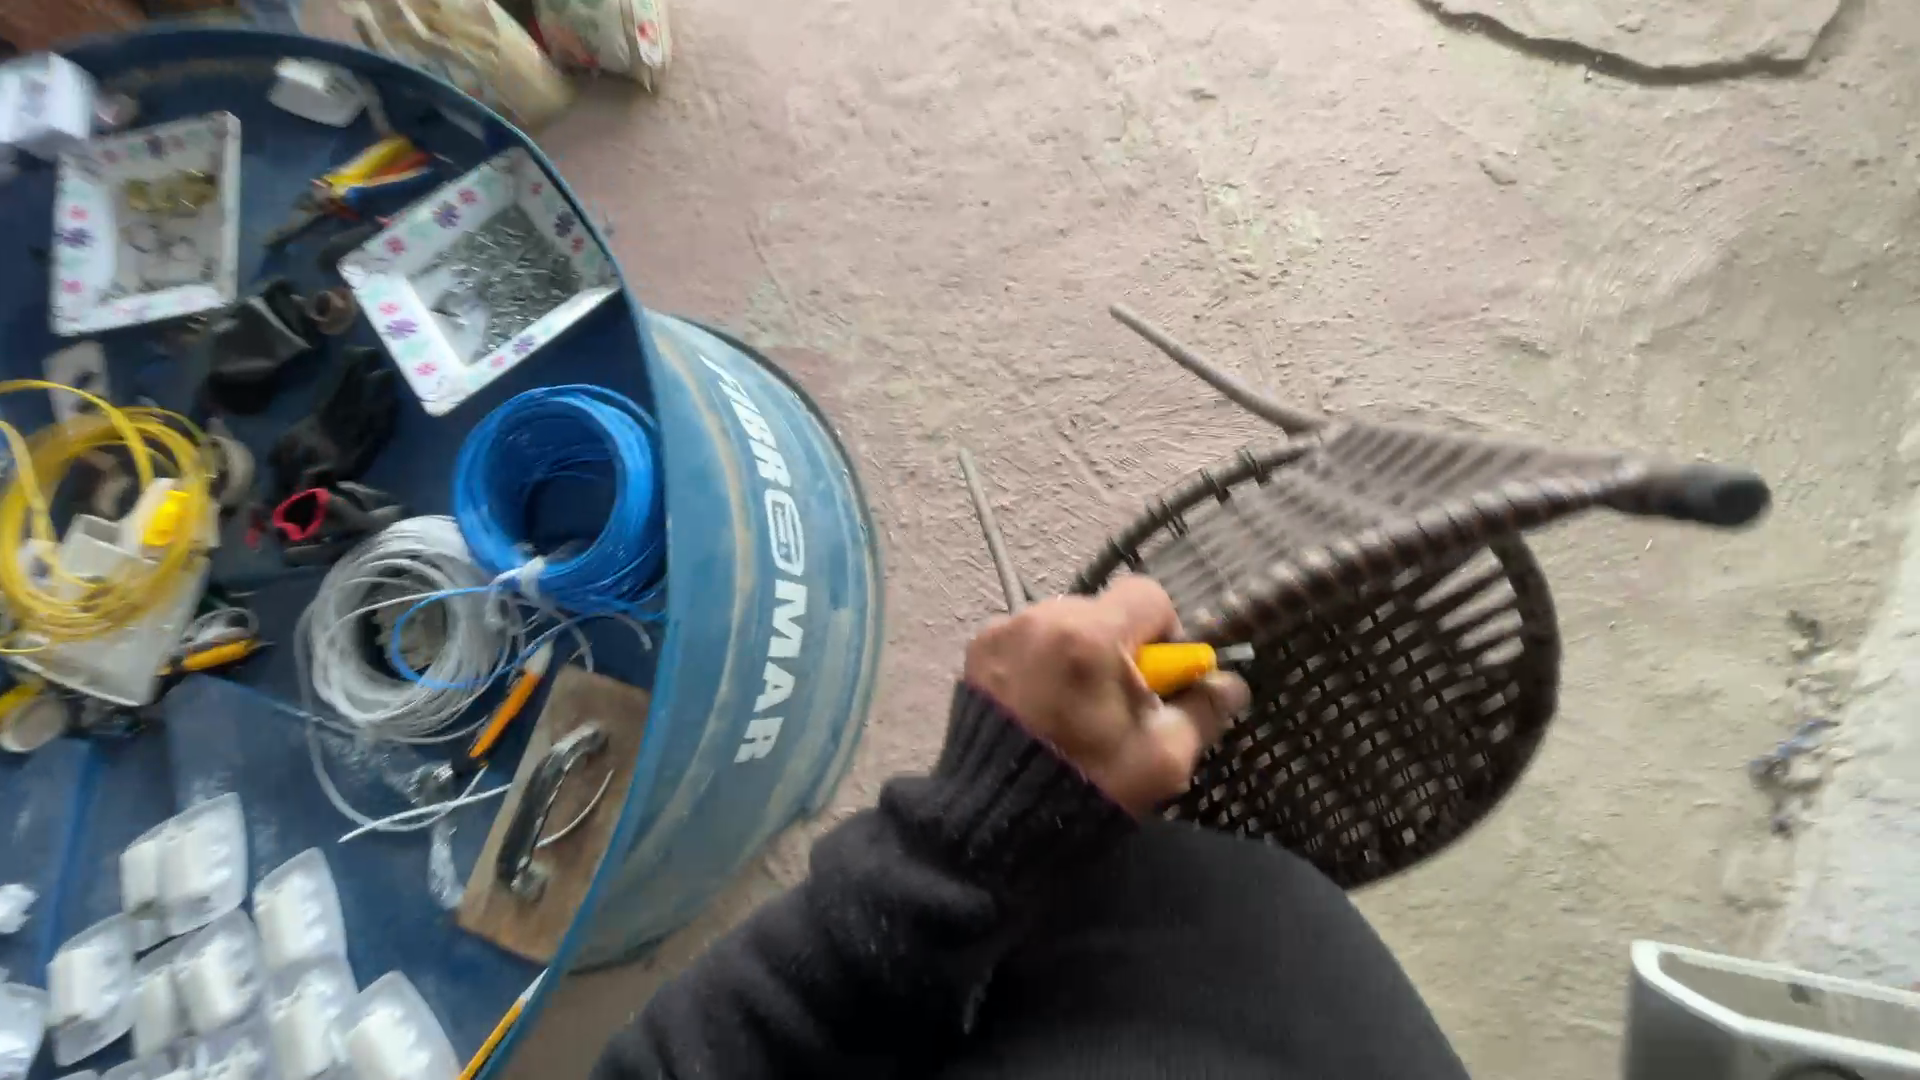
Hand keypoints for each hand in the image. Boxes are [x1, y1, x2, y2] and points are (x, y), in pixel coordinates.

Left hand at [963, 577, 1250, 816]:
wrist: (996, 818)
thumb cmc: (1087, 786)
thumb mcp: (1163, 758)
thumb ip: (1203, 711)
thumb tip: (1230, 684)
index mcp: (1090, 634)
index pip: (1147, 595)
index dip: (1164, 632)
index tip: (1156, 676)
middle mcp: (1042, 617)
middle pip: (1101, 609)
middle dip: (1117, 646)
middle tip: (1113, 701)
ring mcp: (1003, 631)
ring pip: (1062, 622)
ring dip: (1076, 651)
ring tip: (1070, 705)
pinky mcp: (977, 649)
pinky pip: (1026, 638)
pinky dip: (1039, 660)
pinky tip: (1036, 704)